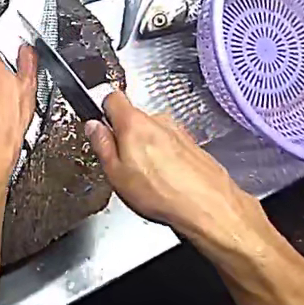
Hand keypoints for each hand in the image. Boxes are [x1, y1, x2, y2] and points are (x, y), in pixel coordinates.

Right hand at [83, 91, 276, 260]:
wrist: (210, 208)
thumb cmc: (163, 194)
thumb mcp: (115, 173)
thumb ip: (101, 144)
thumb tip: (93, 127)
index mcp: (134, 123)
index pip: (112, 97)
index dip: (102, 110)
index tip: (101, 127)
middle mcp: (158, 121)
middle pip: (132, 118)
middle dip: (125, 136)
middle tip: (123, 164)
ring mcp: (178, 132)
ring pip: (152, 133)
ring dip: (146, 149)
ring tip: (146, 178)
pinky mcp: (193, 145)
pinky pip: (169, 145)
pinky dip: (164, 158)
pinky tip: (165, 181)